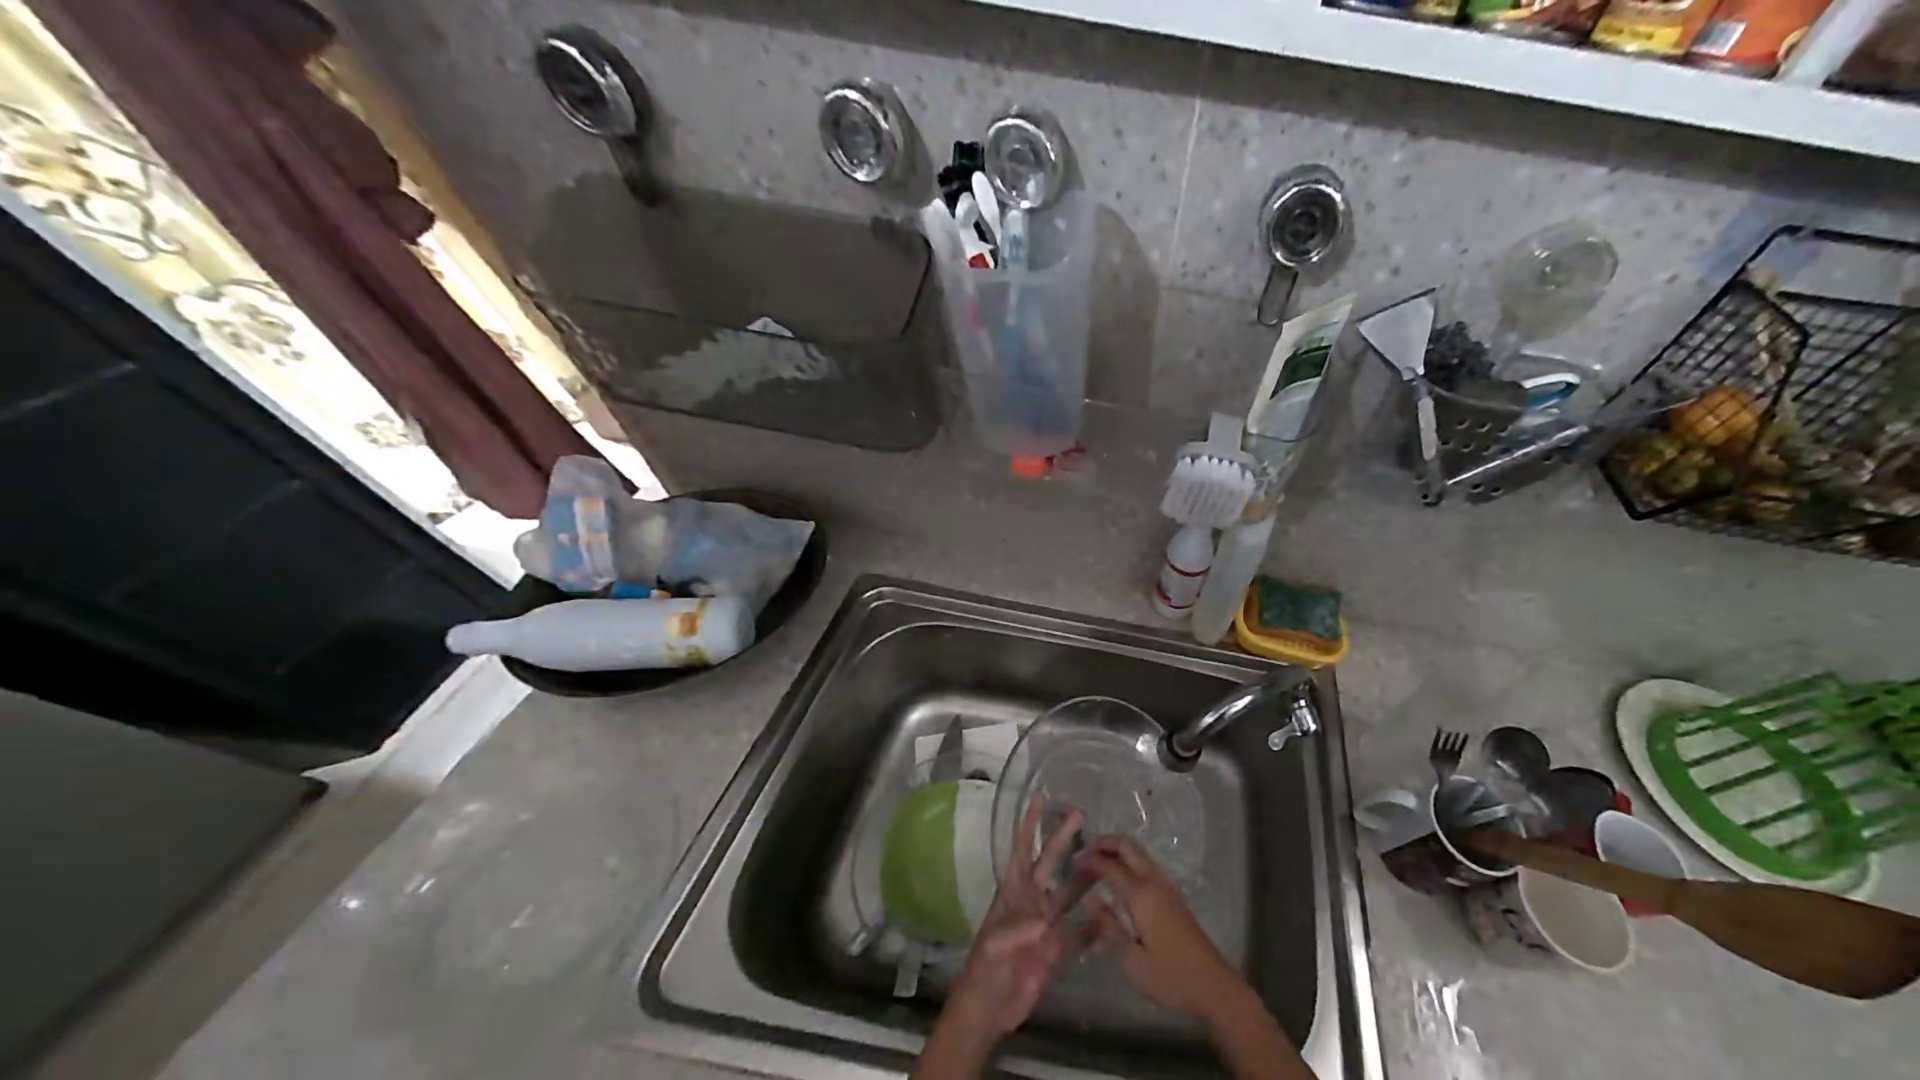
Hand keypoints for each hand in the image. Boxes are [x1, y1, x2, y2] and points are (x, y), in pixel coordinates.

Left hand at [945, 796, 1086, 1035]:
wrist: (989, 1010)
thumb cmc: (985, 972)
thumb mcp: (995, 948)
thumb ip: (1017, 932)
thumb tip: (1044, 920)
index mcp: (1013, 893)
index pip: (1021, 849)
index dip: (1028, 823)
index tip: (1039, 798)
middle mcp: (1031, 902)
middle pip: (1048, 862)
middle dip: (1062, 837)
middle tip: (1080, 813)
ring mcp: (1044, 925)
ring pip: (1067, 891)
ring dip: (1083, 874)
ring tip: (1104, 856)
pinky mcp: (1055, 950)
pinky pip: (1078, 932)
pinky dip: (1093, 923)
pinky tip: (1111, 913)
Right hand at [1084, 834, 1242, 1018]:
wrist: (1215, 988)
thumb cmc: (1171, 978)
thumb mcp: (1132, 961)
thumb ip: (1109, 927)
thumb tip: (1091, 900)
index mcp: (1142, 895)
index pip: (1109, 864)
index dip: (1088, 861)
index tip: (1071, 866)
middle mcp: (1155, 883)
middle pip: (1127, 846)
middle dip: (1103, 843)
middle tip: (1082, 855)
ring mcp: (1167, 888)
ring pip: (1139, 853)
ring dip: (1116, 851)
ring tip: (1096, 864)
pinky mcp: (1174, 897)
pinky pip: (1146, 866)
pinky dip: (1128, 862)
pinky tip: (1118, 880)